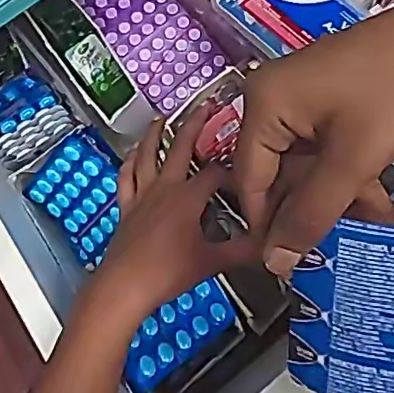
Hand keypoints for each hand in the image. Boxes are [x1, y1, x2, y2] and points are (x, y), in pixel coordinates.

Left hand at [82, 109, 262, 327]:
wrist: (124, 287)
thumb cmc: (166, 273)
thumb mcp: (212, 262)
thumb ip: (243, 252)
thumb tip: (269, 246)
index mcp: (188, 197)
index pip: (217, 171)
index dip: (235, 170)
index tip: (247, 175)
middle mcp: (164, 188)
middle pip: (180, 146)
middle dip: (195, 123)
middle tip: (205, 105)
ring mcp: (142, 194)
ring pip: (147, 154)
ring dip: (155, 133)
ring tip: (161, 117)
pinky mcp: (126, 207)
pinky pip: (127, 176)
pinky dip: (130, 161)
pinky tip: (133, 154)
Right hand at [234, 0, 393, 274]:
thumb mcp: (355, 157)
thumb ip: (313, 212)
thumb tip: (277, 260)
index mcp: (264, 102)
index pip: (248, 180)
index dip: (268, 225)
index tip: (289, 263)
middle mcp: (274, 98)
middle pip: (278, 174)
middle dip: (314, 209)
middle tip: (342, 243)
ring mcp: (303, 99)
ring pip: (306, 167)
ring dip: (337, 197)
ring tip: (373, 220)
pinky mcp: (329, 102)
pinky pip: (324, 151)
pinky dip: (347, 175)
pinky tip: (375, 198)